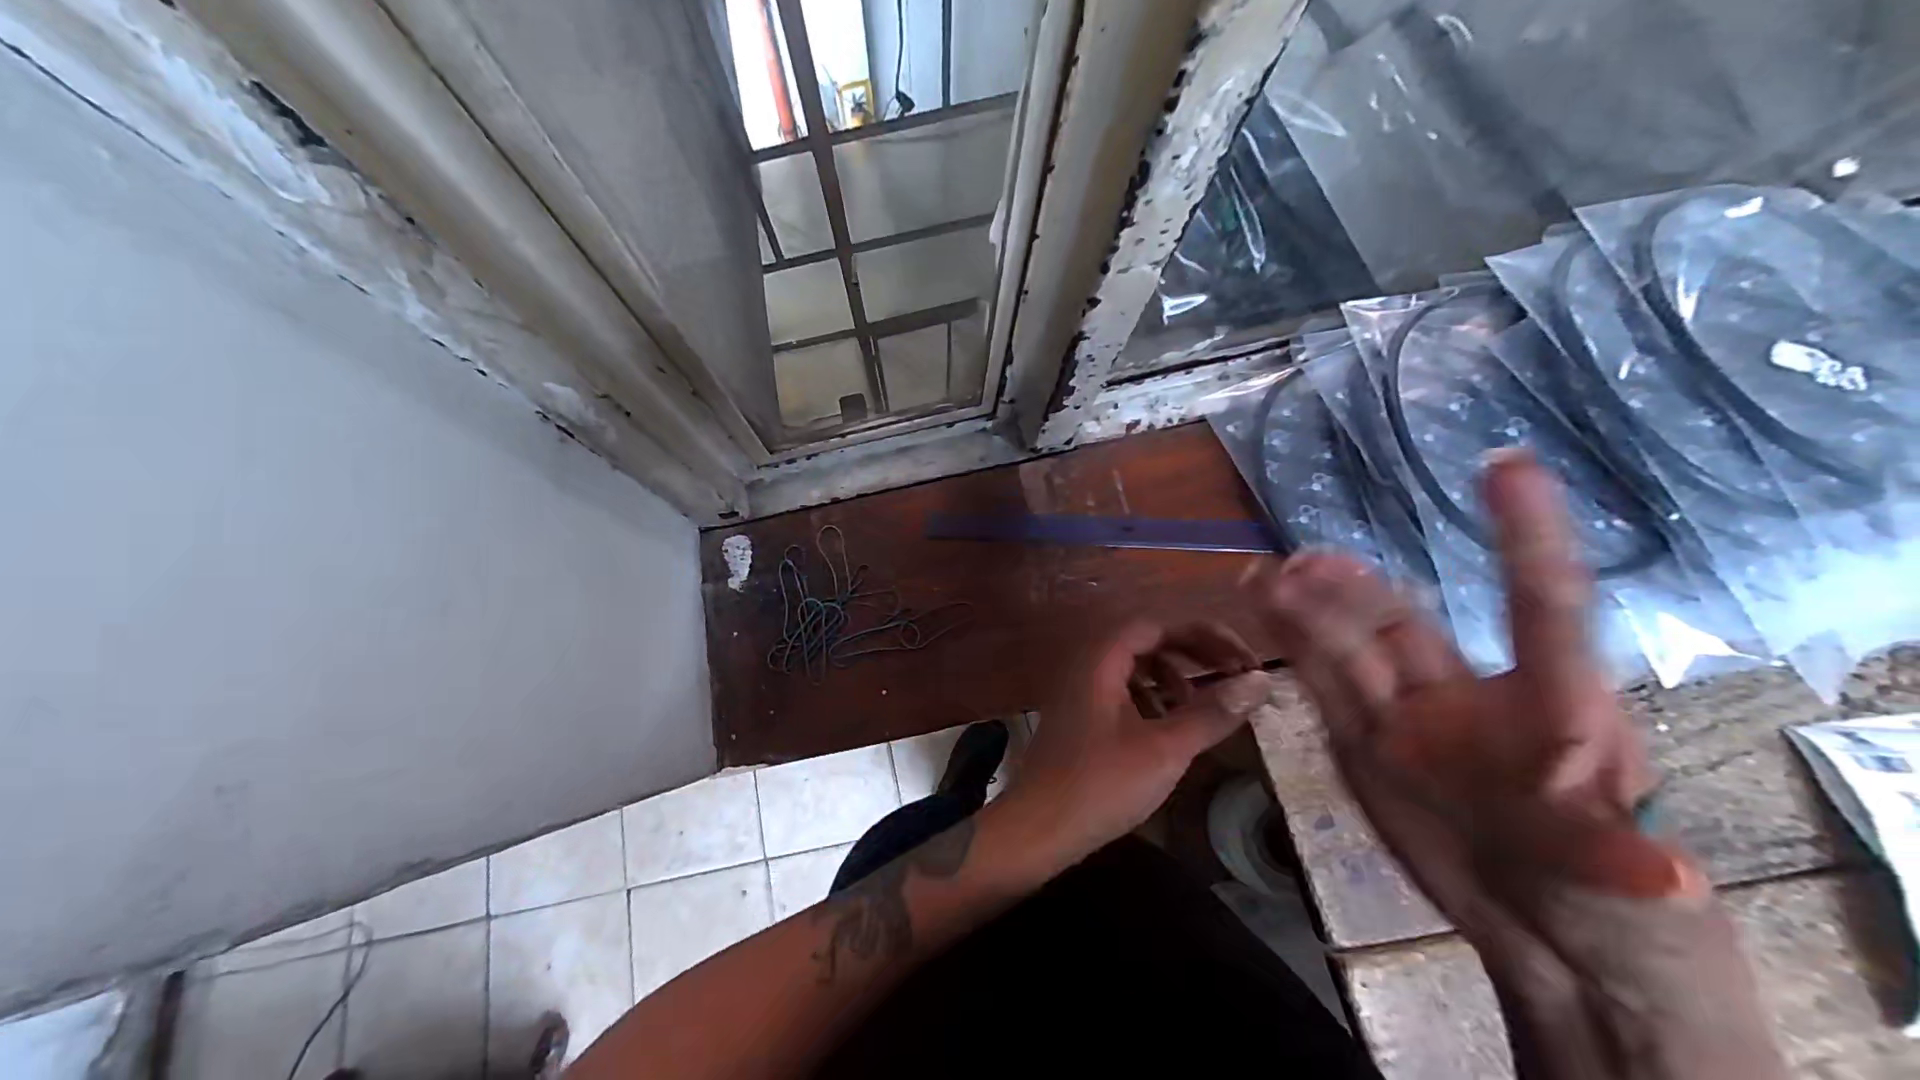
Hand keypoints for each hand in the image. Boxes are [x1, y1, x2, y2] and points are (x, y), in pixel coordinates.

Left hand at [997, 620, 1270, 869]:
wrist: (1038, 828)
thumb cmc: (1101, 784)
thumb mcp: (1165, 749)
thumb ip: (1212, 712)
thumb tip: (1260, 681)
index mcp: (1101, 660)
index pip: (1159, 625)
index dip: (1206, 635)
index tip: (1245, 660)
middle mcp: (1087, 665)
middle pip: (1147, 642)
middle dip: (1193, 655)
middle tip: (1235, 676)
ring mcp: (1079, 692)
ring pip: (1135, 669)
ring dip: (1173, 679)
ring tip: (1204, 705)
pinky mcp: (1080, 718)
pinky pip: (1123, 693)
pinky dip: (1152, 701)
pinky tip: (1171, 728)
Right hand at [1250, 451, 1698, 908]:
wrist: (1543, 937)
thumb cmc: (1613, 914)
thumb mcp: (1628, 901)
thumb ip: (1616, 867)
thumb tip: (1662, 872)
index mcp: (1552, 712)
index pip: (1540, 610)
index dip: (1525, 539)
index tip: (1506, 465)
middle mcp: (1468, 700)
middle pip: (1407, 628)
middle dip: (1357, 592)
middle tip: (1306, 563)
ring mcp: (1407, 720)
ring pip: (1352, 647)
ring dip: (1310, 609)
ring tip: (1266, 575)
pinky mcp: (1363, 743)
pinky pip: (1321, 687)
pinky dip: (1290, 645)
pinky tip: (1262, 606)